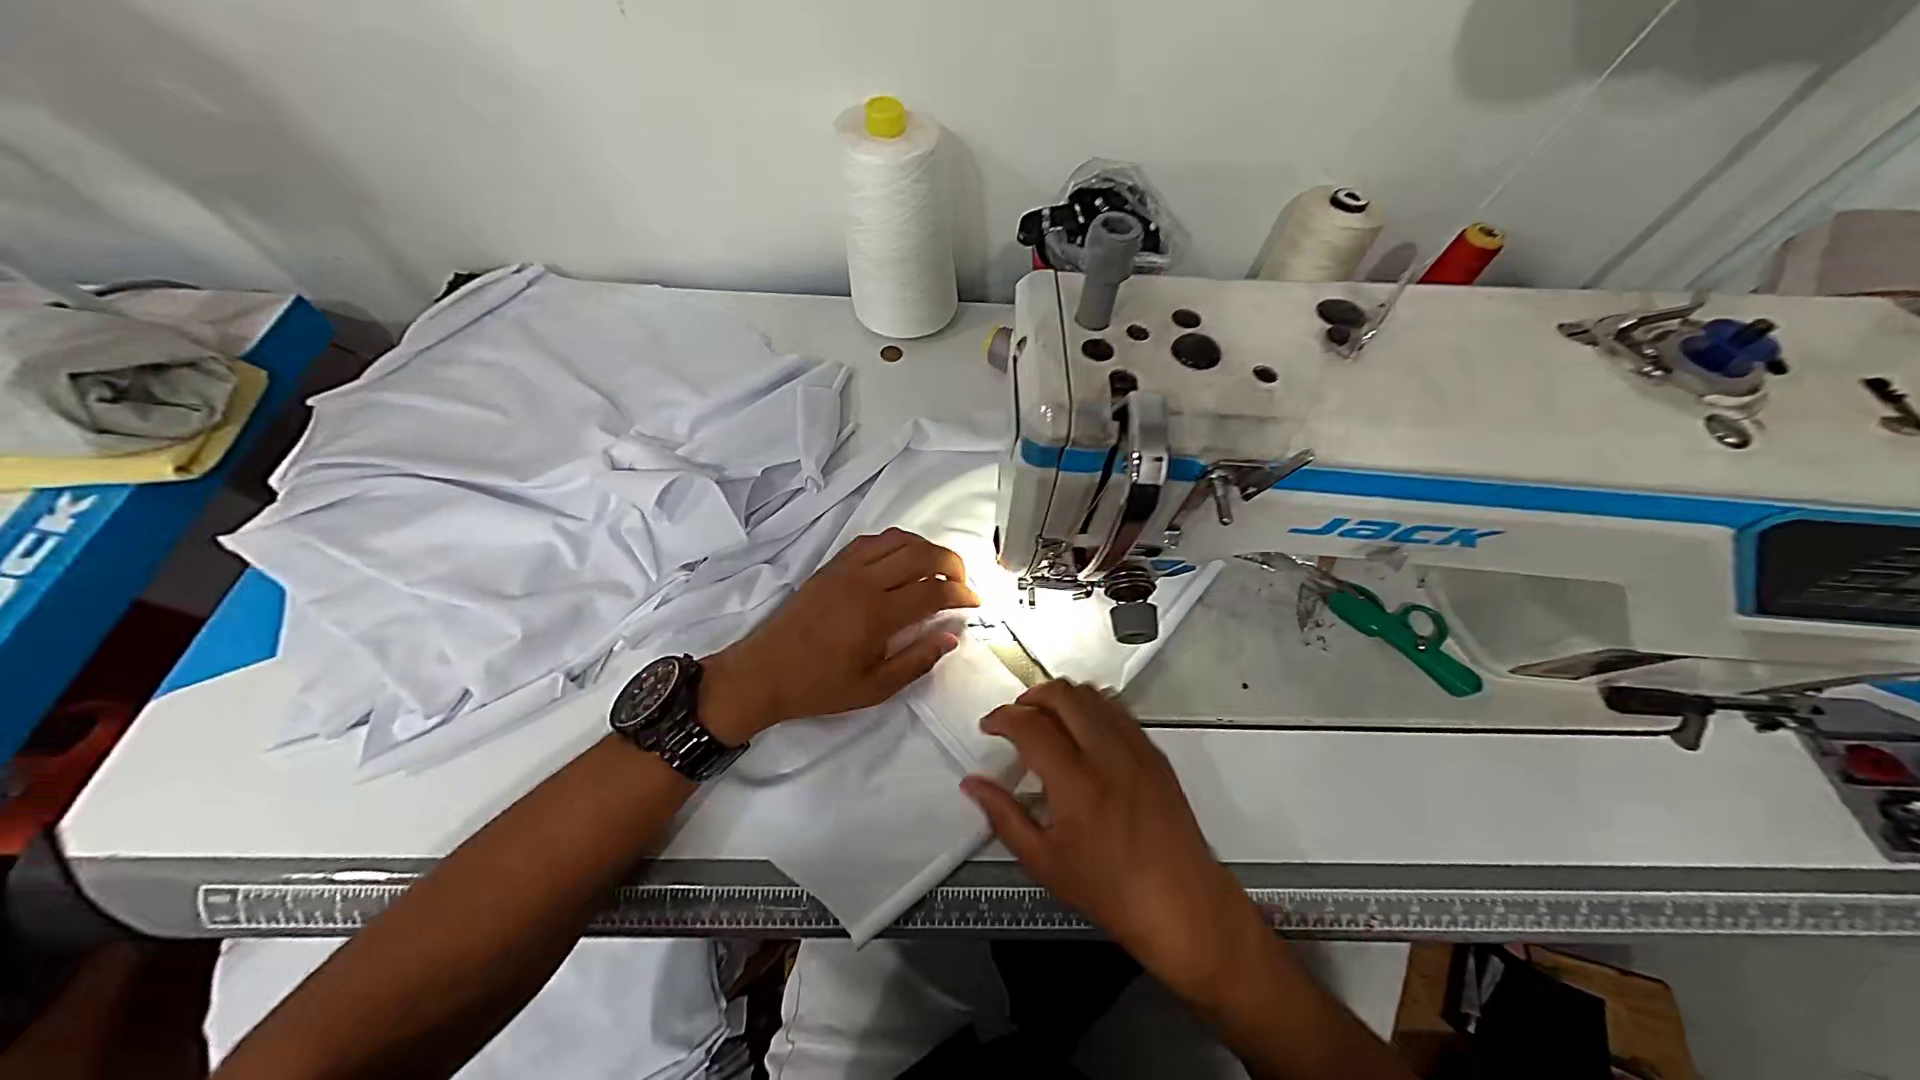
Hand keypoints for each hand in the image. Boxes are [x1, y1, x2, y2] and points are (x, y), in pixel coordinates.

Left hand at [700, 529, 978, 743]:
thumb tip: (949, 638)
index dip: (961, 594)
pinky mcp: (831, 566)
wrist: (764, 672)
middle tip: (964, 580)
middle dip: (951, 563)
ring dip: (926, 547)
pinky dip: (896, 542)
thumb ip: (917, 661)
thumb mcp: (874, 688)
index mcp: (876, 615)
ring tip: (939, 567)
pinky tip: (902, 558)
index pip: (932, 592)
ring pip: (897, 540)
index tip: (974, 602)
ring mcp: (845, 569)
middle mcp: (863, 582)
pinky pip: (871, 541)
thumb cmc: (818, 685)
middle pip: (921, 555)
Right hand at [961, 681, 1264, 998]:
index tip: (991, 725)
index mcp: (1077, 784)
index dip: (1002, 718)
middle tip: (1016, 715)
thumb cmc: (1117, 892)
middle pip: (1063, 695)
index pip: (1030, 725)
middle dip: (1031, 697)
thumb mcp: (1044, 862)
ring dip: (1062, 697)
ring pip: (1093, 694)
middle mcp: (1109, 757)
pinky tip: (1083, 729)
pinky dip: (1093, 707)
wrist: (1182, 906)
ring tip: (1046, 718)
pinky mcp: (1155, 755)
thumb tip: (975, 787)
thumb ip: (1003, 816)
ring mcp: (1137, 751)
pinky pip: (1119, 711)